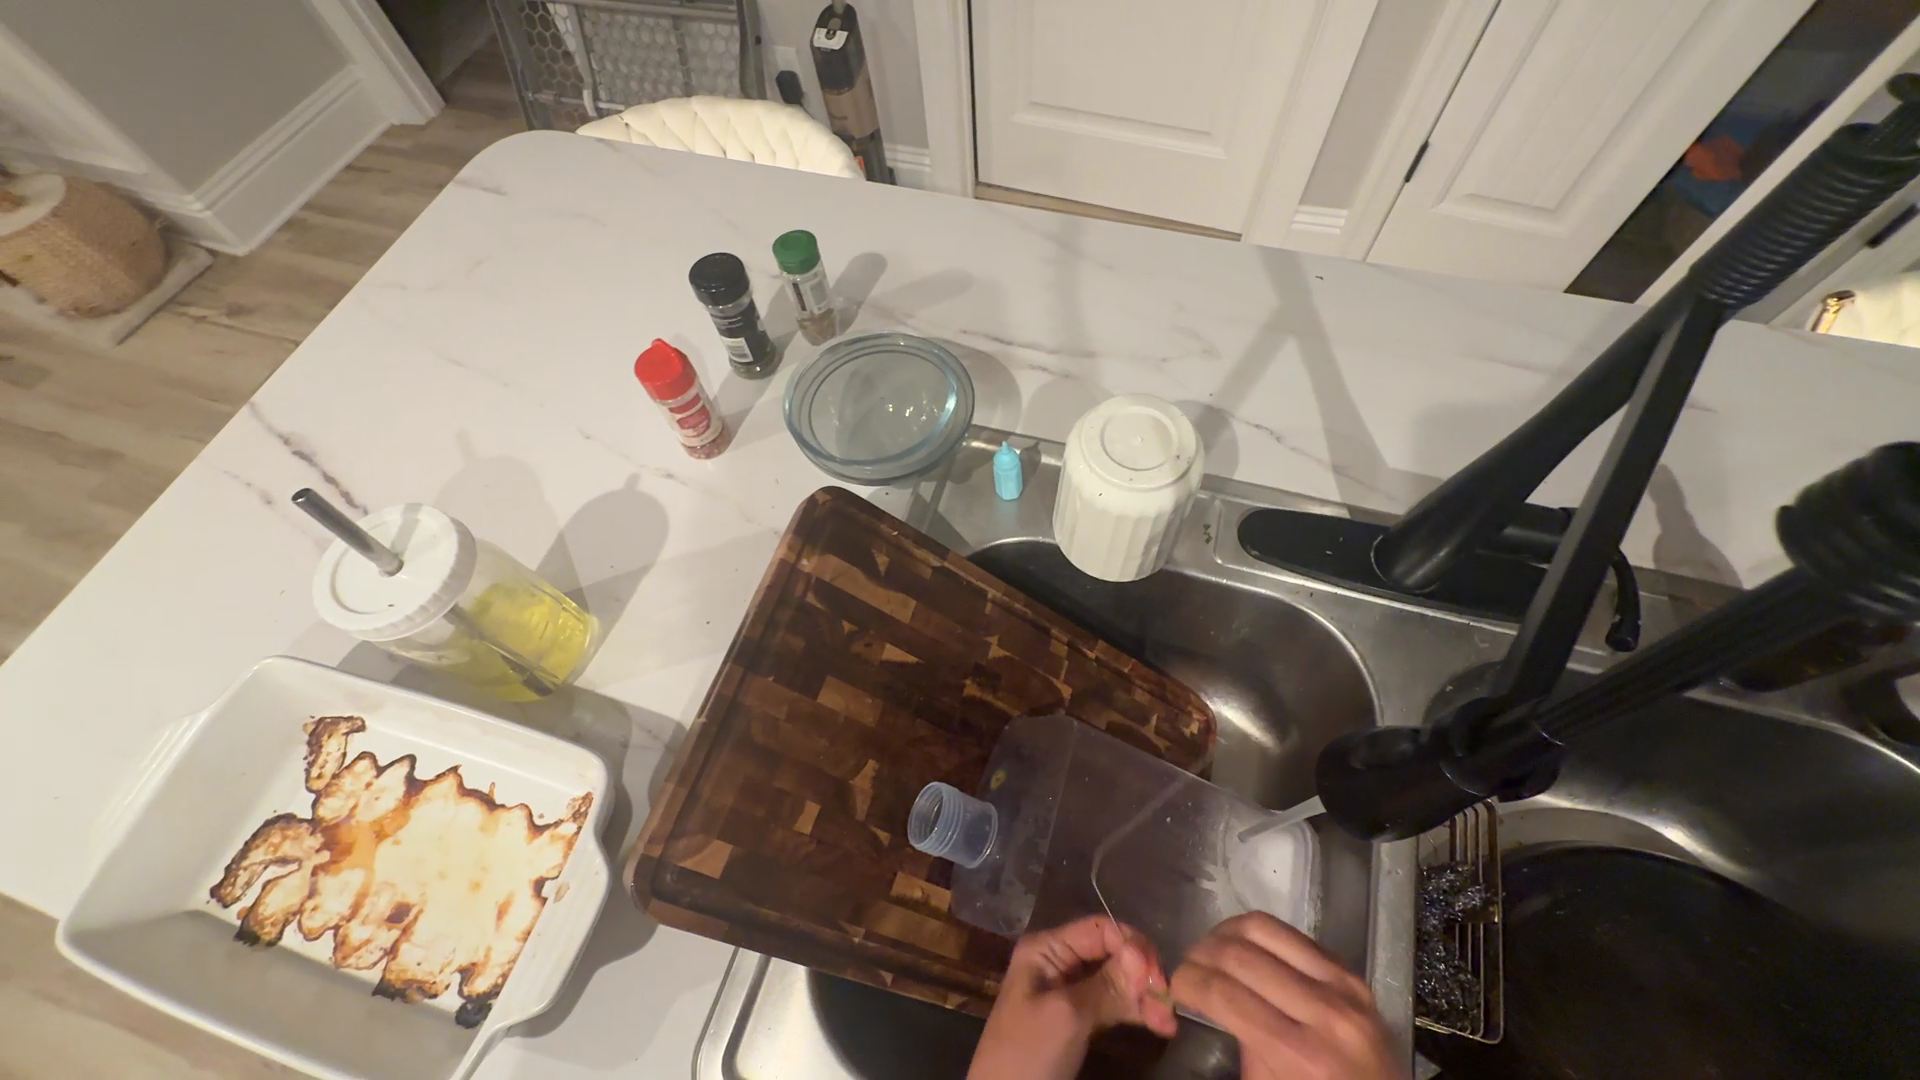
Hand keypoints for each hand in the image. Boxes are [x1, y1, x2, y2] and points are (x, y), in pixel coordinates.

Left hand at [967, 915, 1177, 1079]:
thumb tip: (1142, 953)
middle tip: (1168, 1003)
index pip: (1099, 929)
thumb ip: (1107, 985)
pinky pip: (1113, 1005)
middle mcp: (1059, 963)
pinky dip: (1136, 1012)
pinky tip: (1160, 1025)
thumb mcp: (1067, 1016)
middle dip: (1141, 973)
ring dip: (1143, 996)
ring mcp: (1069, 992)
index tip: (1158, 977)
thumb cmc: (1028, 1053)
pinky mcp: (1079, 1020)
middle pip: (1110, 953)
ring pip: (1116, 981)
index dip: (1132, 945)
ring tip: (1168, 1022)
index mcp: (1047, 949)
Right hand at [1172, 912, 1403, 1079]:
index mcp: (1301, 1057)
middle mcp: (1324, 1012)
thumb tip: (1200, 996)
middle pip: (1237, 954)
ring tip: (1211, 953)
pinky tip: (1246, 953)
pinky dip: (1258, 938)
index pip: (1223, 994)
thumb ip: (1239, 1044)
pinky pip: (1291, 934)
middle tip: (1187, 970)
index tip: (1174, 987)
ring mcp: (1343, 987)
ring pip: (1261, 928)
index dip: (1187, 983)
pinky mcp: (1351, 973)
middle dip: (1199, 957)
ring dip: (1223, 935)